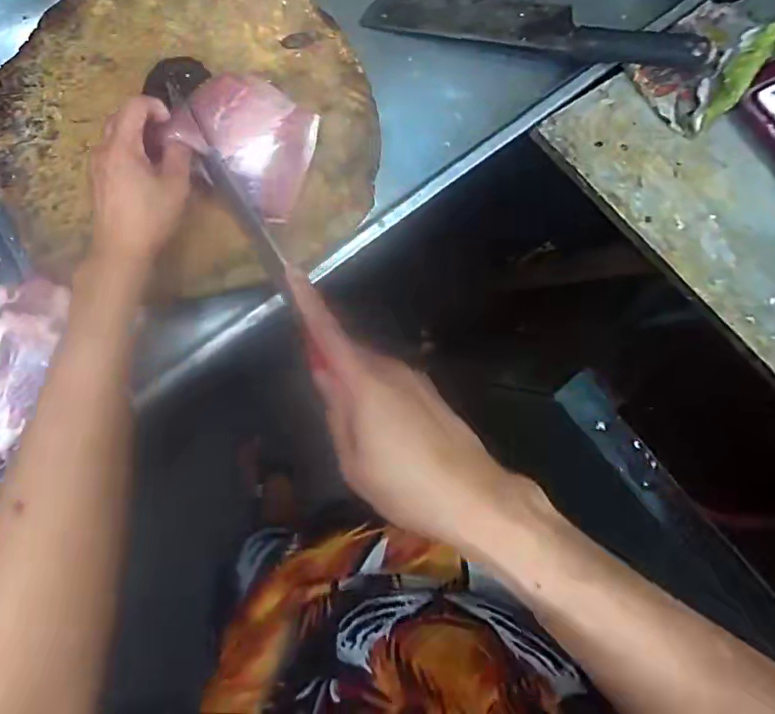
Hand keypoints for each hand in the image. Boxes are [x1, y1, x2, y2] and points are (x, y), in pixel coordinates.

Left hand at [87, 96, 192, 271]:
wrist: (119, 251)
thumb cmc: (149, 218)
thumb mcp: (175, 185)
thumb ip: (179, 154)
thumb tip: (178, 141)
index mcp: (120, 146)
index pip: (133, 106)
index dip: (155, 106)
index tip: (171, 122)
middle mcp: (102, 150)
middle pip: (119, 116)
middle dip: (144, 117)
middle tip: (165, 133)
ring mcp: (95, 165)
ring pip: (112, 133)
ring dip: (135, 132)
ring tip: (157, 150)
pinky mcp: (95, 178)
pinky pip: (110, 150)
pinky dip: (126, 147)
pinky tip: (143, 167)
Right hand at [290, 274, 538, 553]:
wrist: (482, 503)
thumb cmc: (407, 485)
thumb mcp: (353, 460)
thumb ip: (335, 412)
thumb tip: (324, 375)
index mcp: (363, 381)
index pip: (327, 331)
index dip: (307, 301)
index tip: (293, 272)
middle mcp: (389, 369)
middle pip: (346, 349)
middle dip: (327, 357)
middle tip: (317, 388)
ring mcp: (414, 380)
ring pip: (368, 367)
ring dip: (352, 380)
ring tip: (354, 426)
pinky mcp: (431, 395)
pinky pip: (389, 381)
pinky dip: (374, 391)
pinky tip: (381, 431)